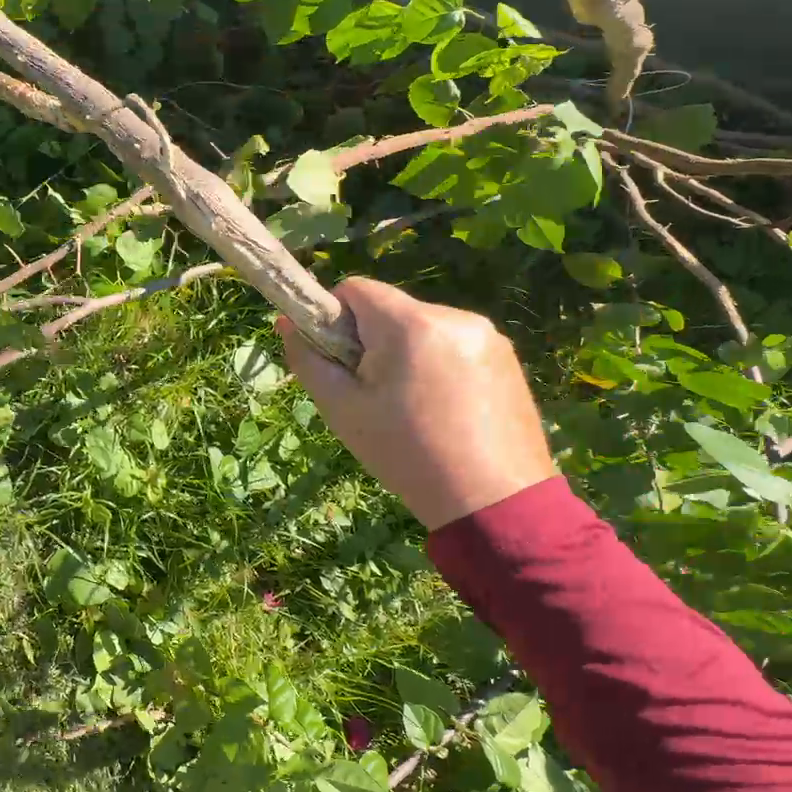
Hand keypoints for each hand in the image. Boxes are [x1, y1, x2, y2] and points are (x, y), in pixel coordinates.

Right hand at [276, 277, 556, 529]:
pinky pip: (450, 343)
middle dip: (369, 339)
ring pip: (419, 326)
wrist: (495, 502)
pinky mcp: (506, 357)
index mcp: (410, 325)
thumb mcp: (341, 408)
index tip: (339, 359)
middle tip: (370, 390)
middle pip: (388, 309)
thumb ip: (308, 358)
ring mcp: (487, 336)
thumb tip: (285, 322)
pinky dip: (434, 363)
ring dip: (403, 351)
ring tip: (408, 404)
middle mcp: (454, 317)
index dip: (333, 318)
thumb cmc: (405, 453)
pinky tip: (440, 407)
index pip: (354, 289)